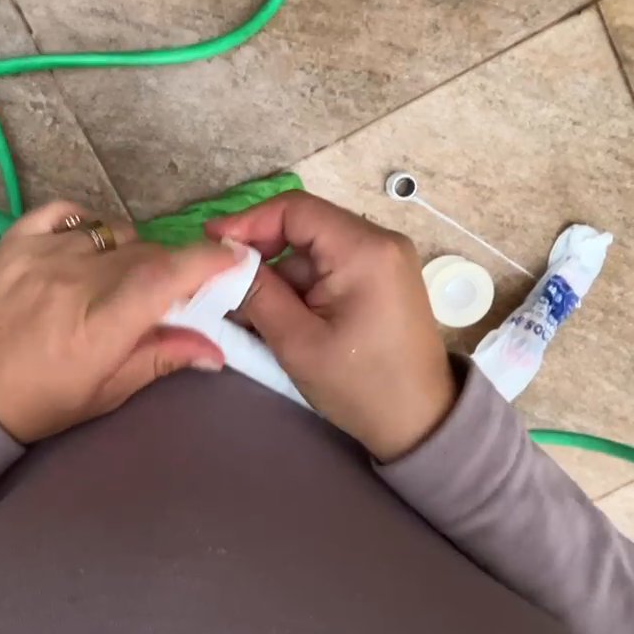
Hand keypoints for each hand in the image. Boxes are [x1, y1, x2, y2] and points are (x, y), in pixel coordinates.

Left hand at [0, 201, 238, 442]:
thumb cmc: (42, 400)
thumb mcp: (106, 392)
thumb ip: (161, 359)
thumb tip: (216, 347)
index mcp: (97, 326)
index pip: (164, 276)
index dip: (205, 260)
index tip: (233, 256)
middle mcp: (71, 281)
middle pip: (146, 251)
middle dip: (169, 266)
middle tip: (164, 292)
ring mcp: (40, 254)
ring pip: (112, 230)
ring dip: (129, 249)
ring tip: (115, 278)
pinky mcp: (14, 241)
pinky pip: (66, 211)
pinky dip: (87, 223)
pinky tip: (86, 248)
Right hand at [207, 192, 455, 460]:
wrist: (422, 424)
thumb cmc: (360, 385)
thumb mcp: (297, 341)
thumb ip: (256, 292)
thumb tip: (223, 259)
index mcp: (364, 249)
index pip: (294, 209)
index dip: (247, 220)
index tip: (211, 242)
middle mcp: (379, 241)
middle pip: (303, 226)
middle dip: (259, 250)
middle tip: (222, 278)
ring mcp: (383, 258)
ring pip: (311, 249)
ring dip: (277, 273)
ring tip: (245, 307)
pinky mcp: (380, 277)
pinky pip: (327, 266)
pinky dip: (298, 285)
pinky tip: (277, 313)